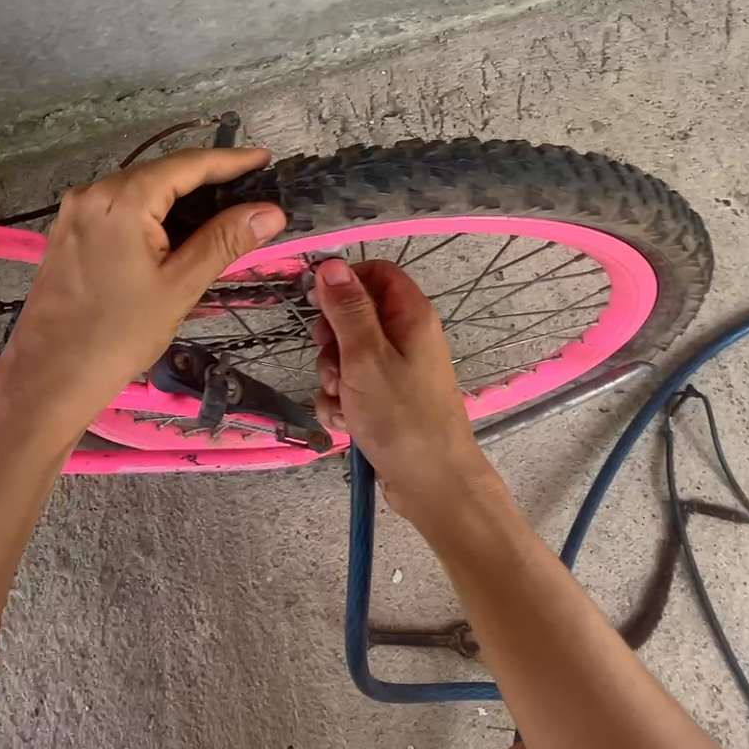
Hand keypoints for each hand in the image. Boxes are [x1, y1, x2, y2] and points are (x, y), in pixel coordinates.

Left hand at [0, 147, 286, 429]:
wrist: (49, 377)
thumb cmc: (118, 335)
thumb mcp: (180, 286)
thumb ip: (225, 241)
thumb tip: (270, 211)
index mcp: (121, 200)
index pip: (186, 165)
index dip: (230, 161)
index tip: (265, 159)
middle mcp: (93, 193)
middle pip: (161, 173)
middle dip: (206, 179)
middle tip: (251, 190)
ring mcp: (76, 213)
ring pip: (139, 191)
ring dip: (180, 198)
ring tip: (223, 210)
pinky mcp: (69, 233)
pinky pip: (118, 209)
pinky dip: (152, 213)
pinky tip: (176, 231)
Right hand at [309, 259, 501, 523]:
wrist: (431, 484)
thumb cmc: (401, 416)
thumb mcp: (365, 356)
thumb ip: (347, 309)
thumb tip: (330, 264)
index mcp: (410, 315)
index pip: (376, 273)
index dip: (345, 281)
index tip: (317, 301)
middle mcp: (405, 337)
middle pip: (354, 315)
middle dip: (331, 340)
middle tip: (330, 360)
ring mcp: (395, 371)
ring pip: (346, 355)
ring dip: (331, 376)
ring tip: (341, 400)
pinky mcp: (385, 400)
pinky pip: (350, 387)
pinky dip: (340, 402)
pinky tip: (344, 422)